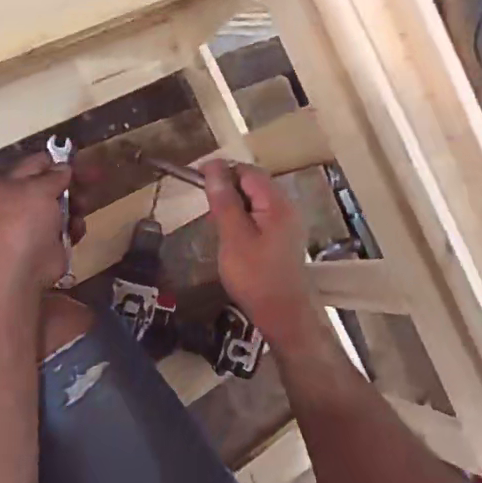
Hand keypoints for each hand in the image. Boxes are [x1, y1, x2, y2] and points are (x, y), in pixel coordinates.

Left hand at [0, 153, 79, 291]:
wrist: (27, 265)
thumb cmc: (28, 220)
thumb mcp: (39, 189)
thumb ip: (55, 175)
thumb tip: (64, 167)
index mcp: (11, 186)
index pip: (36, 164)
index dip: (57, 161)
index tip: (79, 160)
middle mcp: (21, 202)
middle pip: (53, 185)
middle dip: (72, 185)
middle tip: (94, 180)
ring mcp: (36, 222)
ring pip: (64, 205)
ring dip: (76, 206)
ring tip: (81, 209)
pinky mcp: (51, 240)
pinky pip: (68, 226)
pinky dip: (74, 226)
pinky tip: (75, 231)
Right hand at [202, 160, 321, 349]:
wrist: (283, 315)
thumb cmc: (255, 277)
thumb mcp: (234, 237)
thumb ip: (224, 201)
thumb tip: (213, 167)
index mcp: (277, 203)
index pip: (247, 171)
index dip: (221, 170)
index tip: (195, 178)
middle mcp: (286, 207)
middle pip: (254, 182)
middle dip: (227, 185)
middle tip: (202, 199)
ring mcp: (287, 223)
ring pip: (255, 200)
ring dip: (233, 202)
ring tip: (213, 217)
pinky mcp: (282, 238)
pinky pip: (260, 215)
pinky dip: (242, 217)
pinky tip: (230, 232)